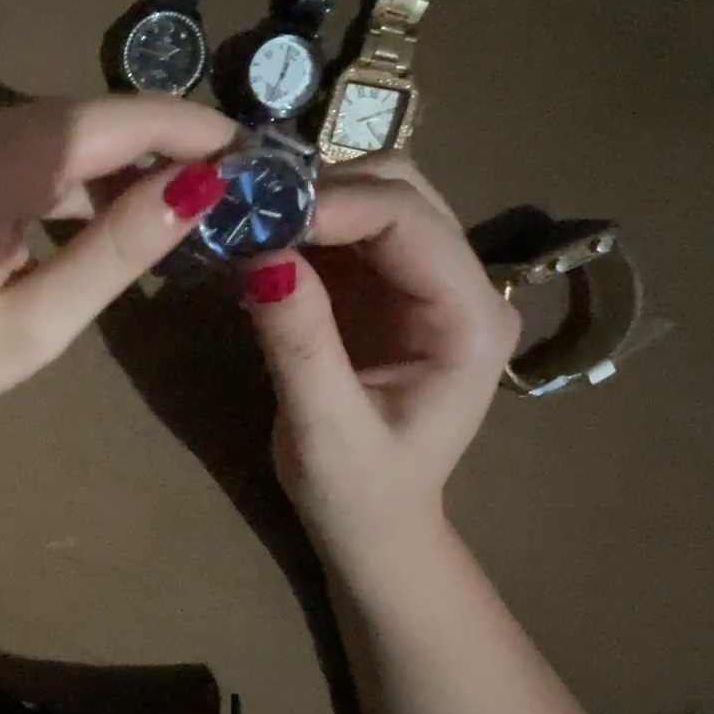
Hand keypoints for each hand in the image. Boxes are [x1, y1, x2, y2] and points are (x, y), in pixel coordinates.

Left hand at [0, 95, 238, 431]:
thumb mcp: (42, 317)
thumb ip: (120, 248)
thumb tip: (205, 185)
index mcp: (2, 160)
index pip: (124, 119)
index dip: (198, 135)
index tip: (260, 163)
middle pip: (106, 120)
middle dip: (173, 153)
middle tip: (236, 199)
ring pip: (83, 136)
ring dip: (136, 171)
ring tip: (194, 218)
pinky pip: (52, 155)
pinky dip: (94, 184)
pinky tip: (127, 222)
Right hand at [237, 154, 520, 554]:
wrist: (370, 523)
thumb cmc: (358, 491)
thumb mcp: (324, 427)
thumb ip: (299, 342)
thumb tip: (257, 257)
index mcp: (470, 320)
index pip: (410, 224)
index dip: (336, 204)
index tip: (256, 212)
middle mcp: (460, 287)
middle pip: (401, 192)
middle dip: (322, 190)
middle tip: (245, 212)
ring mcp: (420, 285)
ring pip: (372, 200)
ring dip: (308, 202)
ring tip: (244, 224)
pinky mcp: (380, 292)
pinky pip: (341, 235)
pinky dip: (297, 229)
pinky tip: (255, 244)